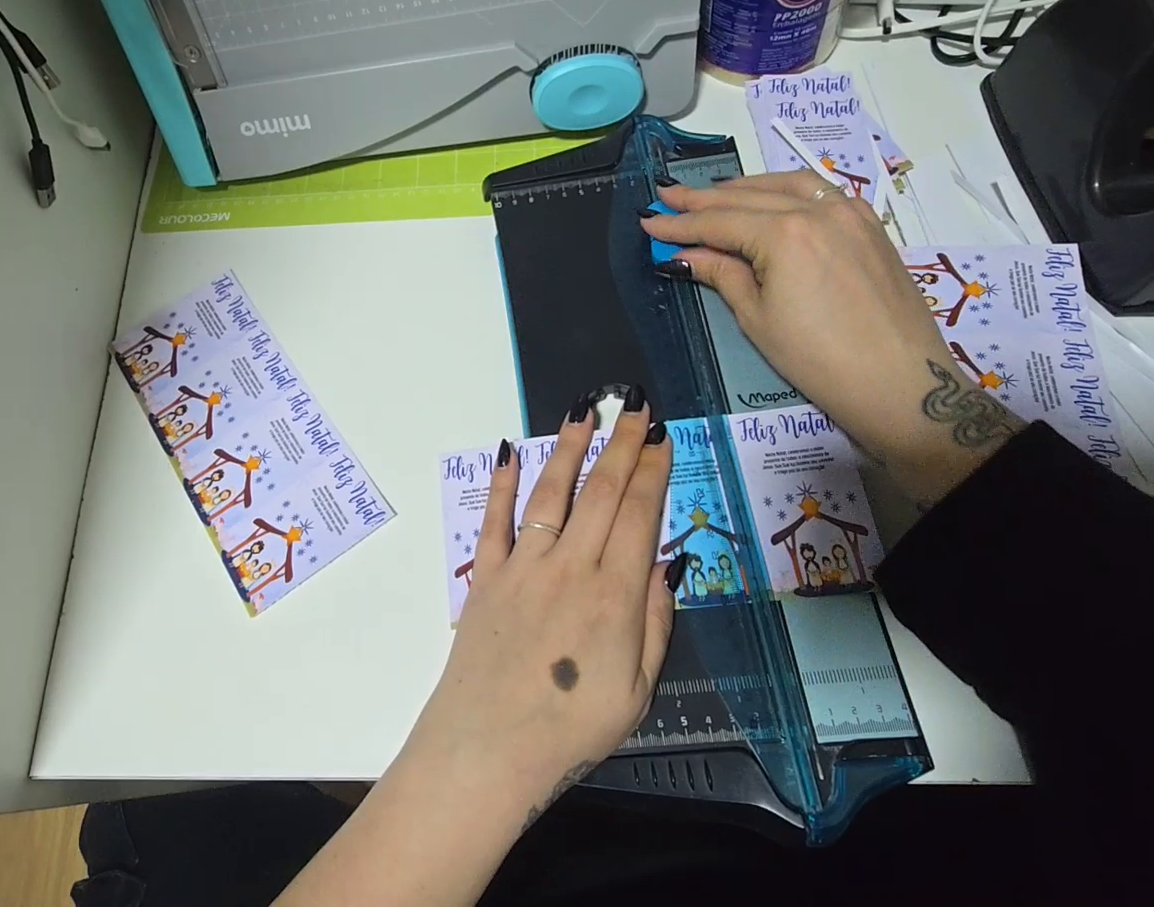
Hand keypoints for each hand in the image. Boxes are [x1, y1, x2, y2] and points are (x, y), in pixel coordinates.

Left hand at [404, 388, 677, 827]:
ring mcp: (523, 566)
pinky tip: (507, 452)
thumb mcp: (636, 690)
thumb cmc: (570, 730)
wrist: (487, 748)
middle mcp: (570, 567)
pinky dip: (501, 484)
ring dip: (568, 448)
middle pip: (601, 492)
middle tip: (636, 405)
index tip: (663, 436)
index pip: (639, 515)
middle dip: (622, 444)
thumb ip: (654, 620)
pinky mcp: (485, 575)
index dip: (654, 471)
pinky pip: (495, 520)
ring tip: (584, 411)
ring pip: (551, 494)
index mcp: (614, 595)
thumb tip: (668, 561)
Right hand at [642, 173, 1020, 504]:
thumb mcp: (757, 319)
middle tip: (667, 195)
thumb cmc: (818, 360)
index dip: (679, 223)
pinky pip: (818, 191)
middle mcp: (818, 210)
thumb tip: (683, 255)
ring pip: (785, 185)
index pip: (719, 222)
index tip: (648, 219)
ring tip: (710, 194)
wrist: (899, 383)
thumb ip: (721, 274)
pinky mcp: (869, 225)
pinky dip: (783, 190)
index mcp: (786, 234)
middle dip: (703, 199)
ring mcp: (850, 212)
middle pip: (748, 197)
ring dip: (743, 188)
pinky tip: (767, 199)